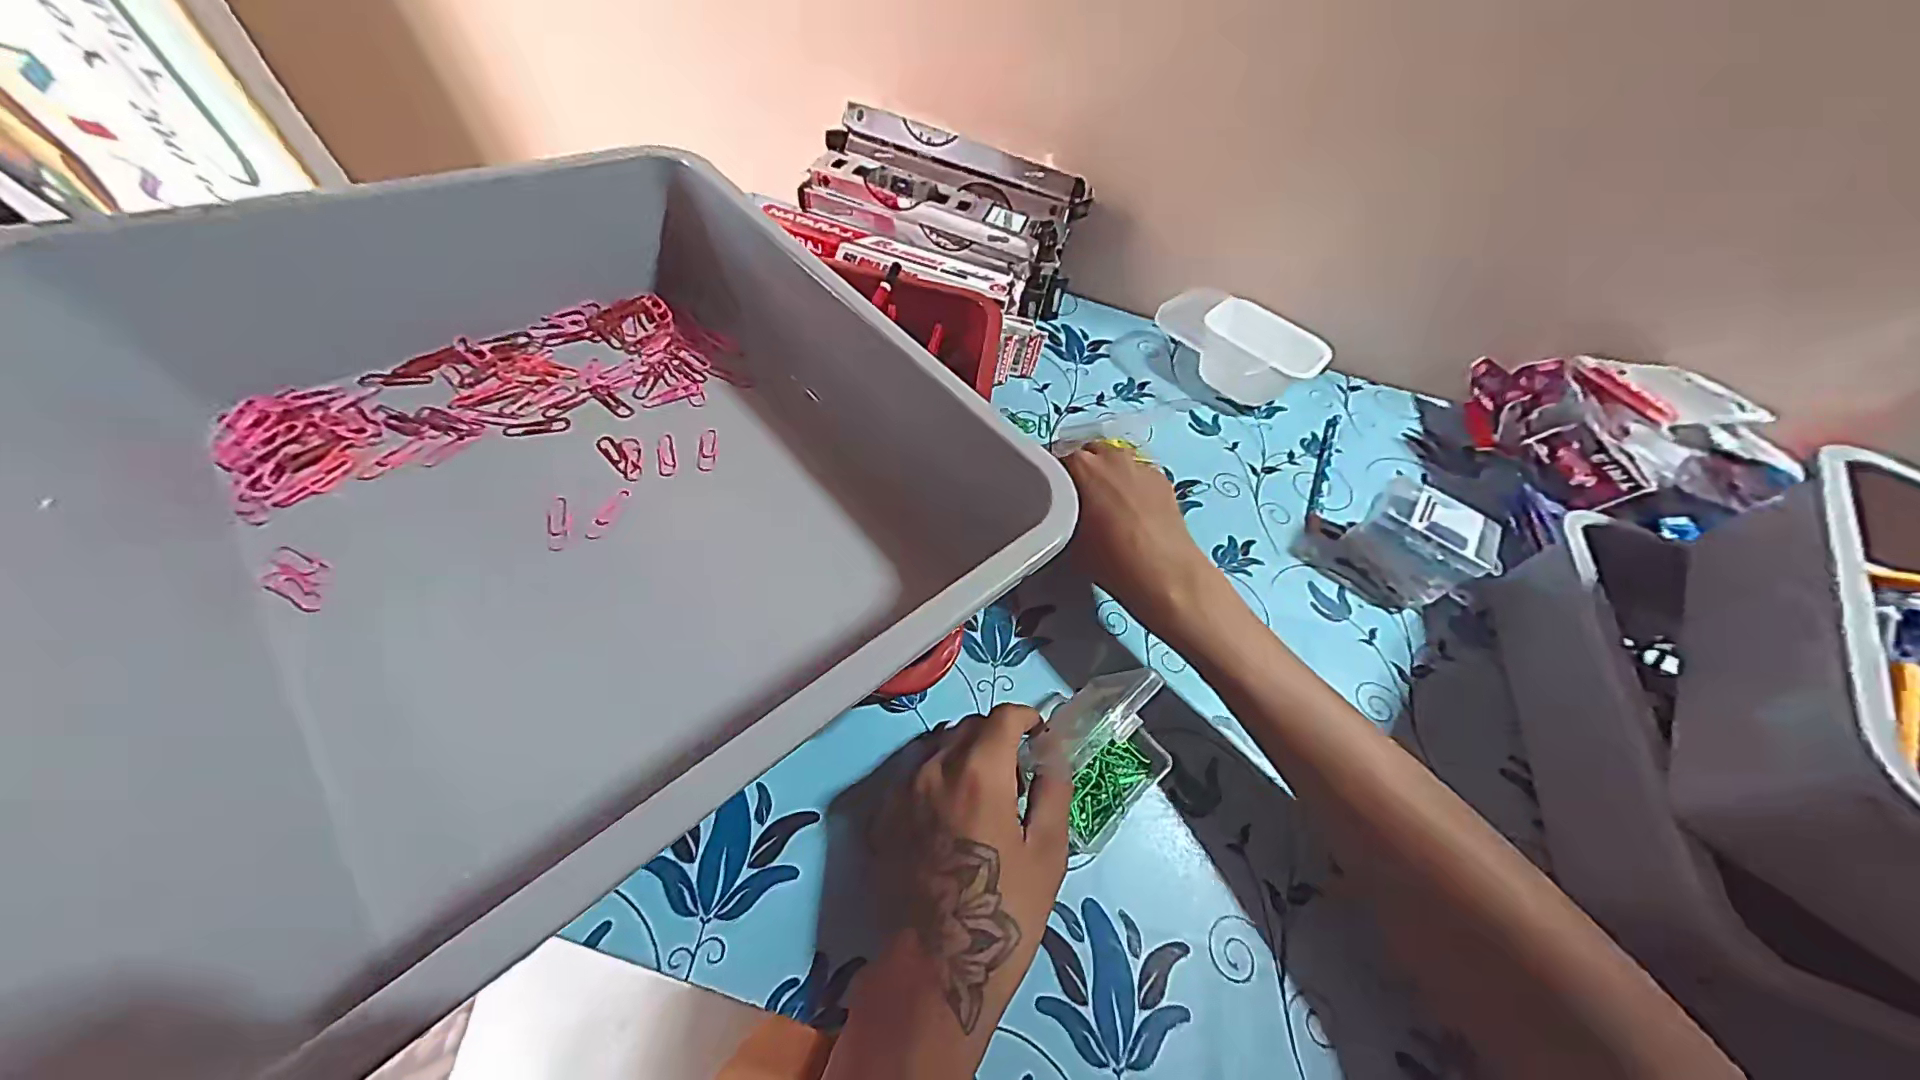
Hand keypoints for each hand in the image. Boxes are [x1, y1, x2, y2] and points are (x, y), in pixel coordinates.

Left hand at [871, 704, 1067, 1035]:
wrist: (935, 968)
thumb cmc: (1004, 912)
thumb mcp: (1047, 852)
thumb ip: (1052, 788)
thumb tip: (1051, 751)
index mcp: (978, 771)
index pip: (1003, 716)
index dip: (1027, 718)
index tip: (1038, 736)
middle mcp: (933, 768)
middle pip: (969, 726)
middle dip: (997, 736)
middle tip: (1015, 775)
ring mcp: (900, 789)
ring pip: (938, 746)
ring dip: (965, 753)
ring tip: (980, 795)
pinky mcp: (881, 813)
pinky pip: (912, 774)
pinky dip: (935, 776)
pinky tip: (946, 814)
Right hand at [1062, 442, 1224, 639]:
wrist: (1162, 573)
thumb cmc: (1109, 559)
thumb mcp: (1067, 538)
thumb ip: (1059, 514)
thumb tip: (1062, 515)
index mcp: (1082, 465)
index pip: (1058, 459)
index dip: (1054, 478)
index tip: (1053, 495)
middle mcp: (1113, 457)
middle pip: (1091, 454)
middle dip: (1084, 472)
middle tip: (1080, 501)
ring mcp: (1141, 466)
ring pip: (1117, 463)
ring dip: (1110, 476)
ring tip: (1108, 507)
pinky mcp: (1164, 480)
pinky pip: (1139, 475)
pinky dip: (1133, 486)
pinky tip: (1134, 513)